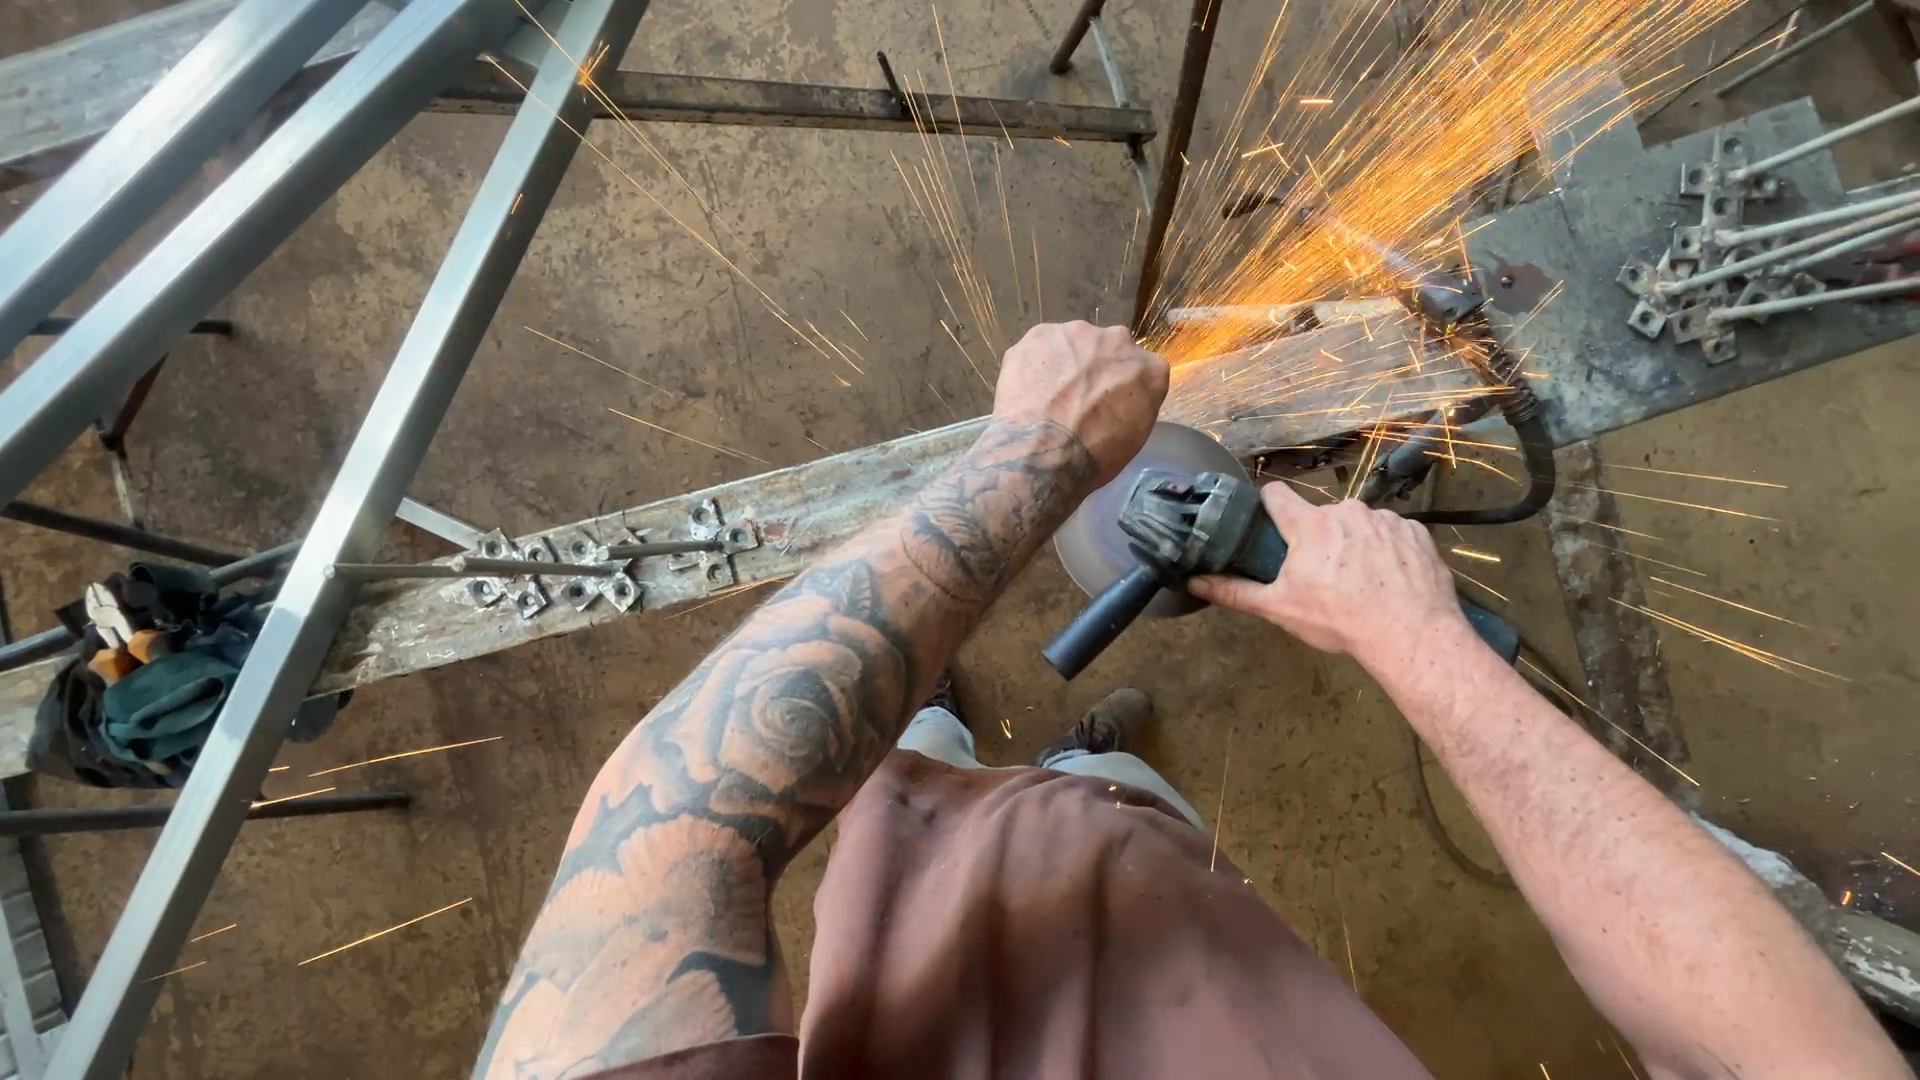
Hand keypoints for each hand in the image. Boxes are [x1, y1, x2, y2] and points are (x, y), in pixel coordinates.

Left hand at [993, 321, 1168, 486]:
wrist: (1041, 451)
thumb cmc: (1092, 457)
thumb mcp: (1131, 439)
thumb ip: (1133, 407)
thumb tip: (1117, 402)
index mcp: (1150, 370)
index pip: (1141, 372)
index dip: (1121, 389)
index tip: (1106, 406)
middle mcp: (1119, 340)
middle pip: (1106, 351)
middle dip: (1092, 371)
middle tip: (1073, 401)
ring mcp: (1078, 333)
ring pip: (1070, 346)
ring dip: (1061, 366)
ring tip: (1044, 399)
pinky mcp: (1040, 334)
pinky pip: (1038, 349)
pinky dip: (1031, 367)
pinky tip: (1024, 392)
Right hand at [1187, 483, 1468, 670]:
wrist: (1411, 634)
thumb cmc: (1340, 619)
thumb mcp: (1280, 608)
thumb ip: (1235, 591)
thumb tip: (1195, 583)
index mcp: (1309, 525)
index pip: (1276, 494)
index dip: (1269, 506)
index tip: (1270, 524)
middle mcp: (1346, 512)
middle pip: (1320, 516)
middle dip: (1318, 538)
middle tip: (1321, 574)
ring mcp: (1385, 519)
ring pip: (1358, 524)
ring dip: (1354, 543)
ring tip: (1359, 580)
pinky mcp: (1416, 532)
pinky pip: (1392, 533)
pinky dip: (1386, 550)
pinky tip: (1387, 578)